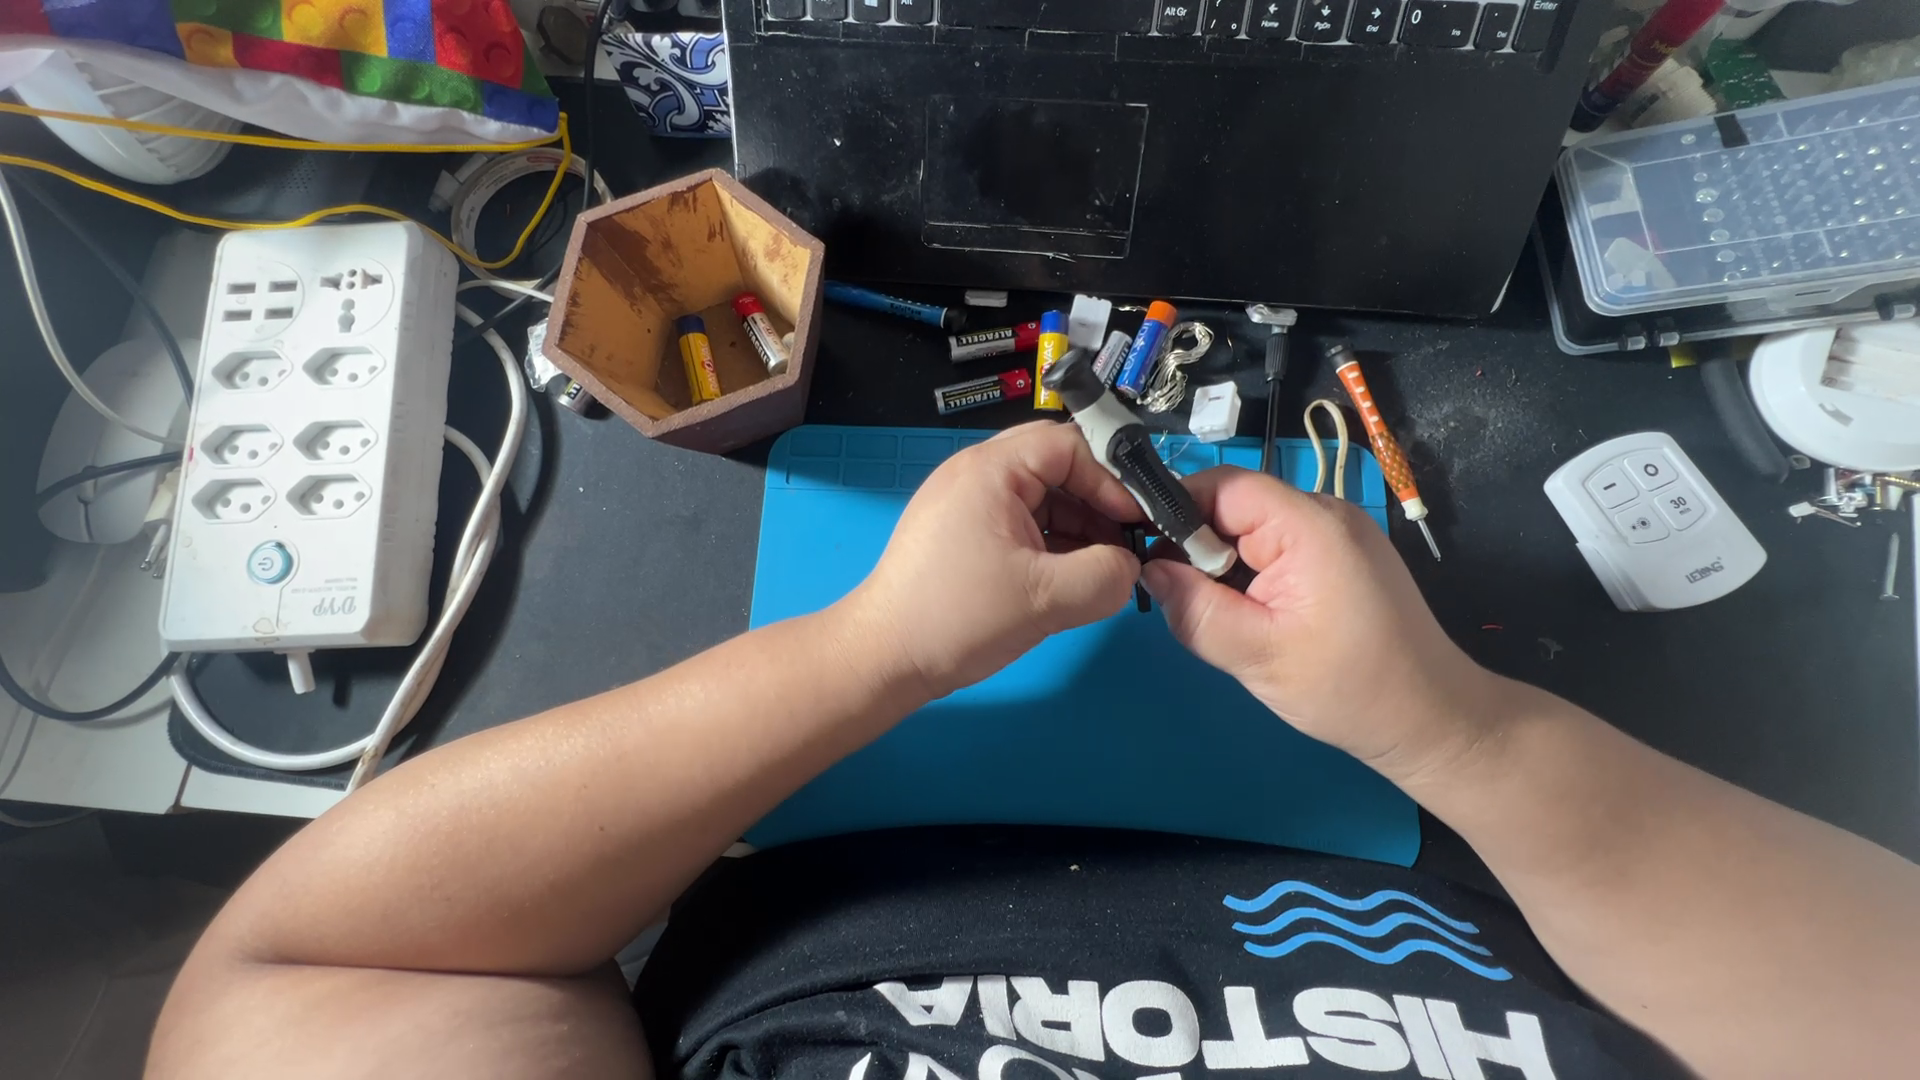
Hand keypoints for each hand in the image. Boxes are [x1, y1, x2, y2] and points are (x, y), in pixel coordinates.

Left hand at [845, 421, 1144, 699]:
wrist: (884, 657)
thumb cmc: (960, 617)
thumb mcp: (1047, 598)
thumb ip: (1108, 576)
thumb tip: (1131, 566)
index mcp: (990, 470)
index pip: (1068, 444)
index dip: (1111, 479)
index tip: (1138, 521)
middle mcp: (975, 473)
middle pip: (1054, 464)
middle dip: (1097, 500)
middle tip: (1129, 537)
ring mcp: (966, 502)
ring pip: (1040, 495)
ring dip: (1078, 523)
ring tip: (1107, 563)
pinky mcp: (963, 532)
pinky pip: (1021, 520)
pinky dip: (1052, 540)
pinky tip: (1073, 572)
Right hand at [1139, 467, 1502, 779]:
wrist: (1430, 720)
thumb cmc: (1347, 689)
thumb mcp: (1255, 654)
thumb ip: (1193, 609)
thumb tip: (1147, 569)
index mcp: (1309, 525)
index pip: (1223, 486)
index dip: (1175, 508)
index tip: (1143, 548)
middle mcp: (1324, 513)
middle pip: (1233, 505)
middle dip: (1194, 544)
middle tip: (1175, 592)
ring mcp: (1333, 532)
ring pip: (1248, 529)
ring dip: (1219, 564)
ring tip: (1213, 608)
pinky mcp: (1335, 555)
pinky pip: (1271, 546)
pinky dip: (1245, 573)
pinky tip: (1245, 611)